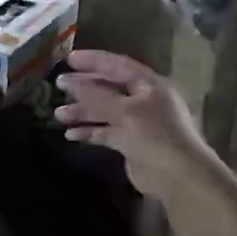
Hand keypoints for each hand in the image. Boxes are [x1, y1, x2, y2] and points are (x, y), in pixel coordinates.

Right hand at [55, 50, 220, 197]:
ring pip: (105, 112)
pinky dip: (89, 133)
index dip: (94, 61)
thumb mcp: (126, 111)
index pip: (118, 65)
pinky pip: (106, 133)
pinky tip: (71, 135)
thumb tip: (71, 85)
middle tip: (60, 84)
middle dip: (84, 87)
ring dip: (82, 112)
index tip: (69, 59)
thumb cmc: (156, 135)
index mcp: (150, 85)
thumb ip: (97, 98)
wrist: (177, 175)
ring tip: (59, 115)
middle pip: (109, 88)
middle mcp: (143, 100)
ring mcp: (137, 123)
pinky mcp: (130, 144)